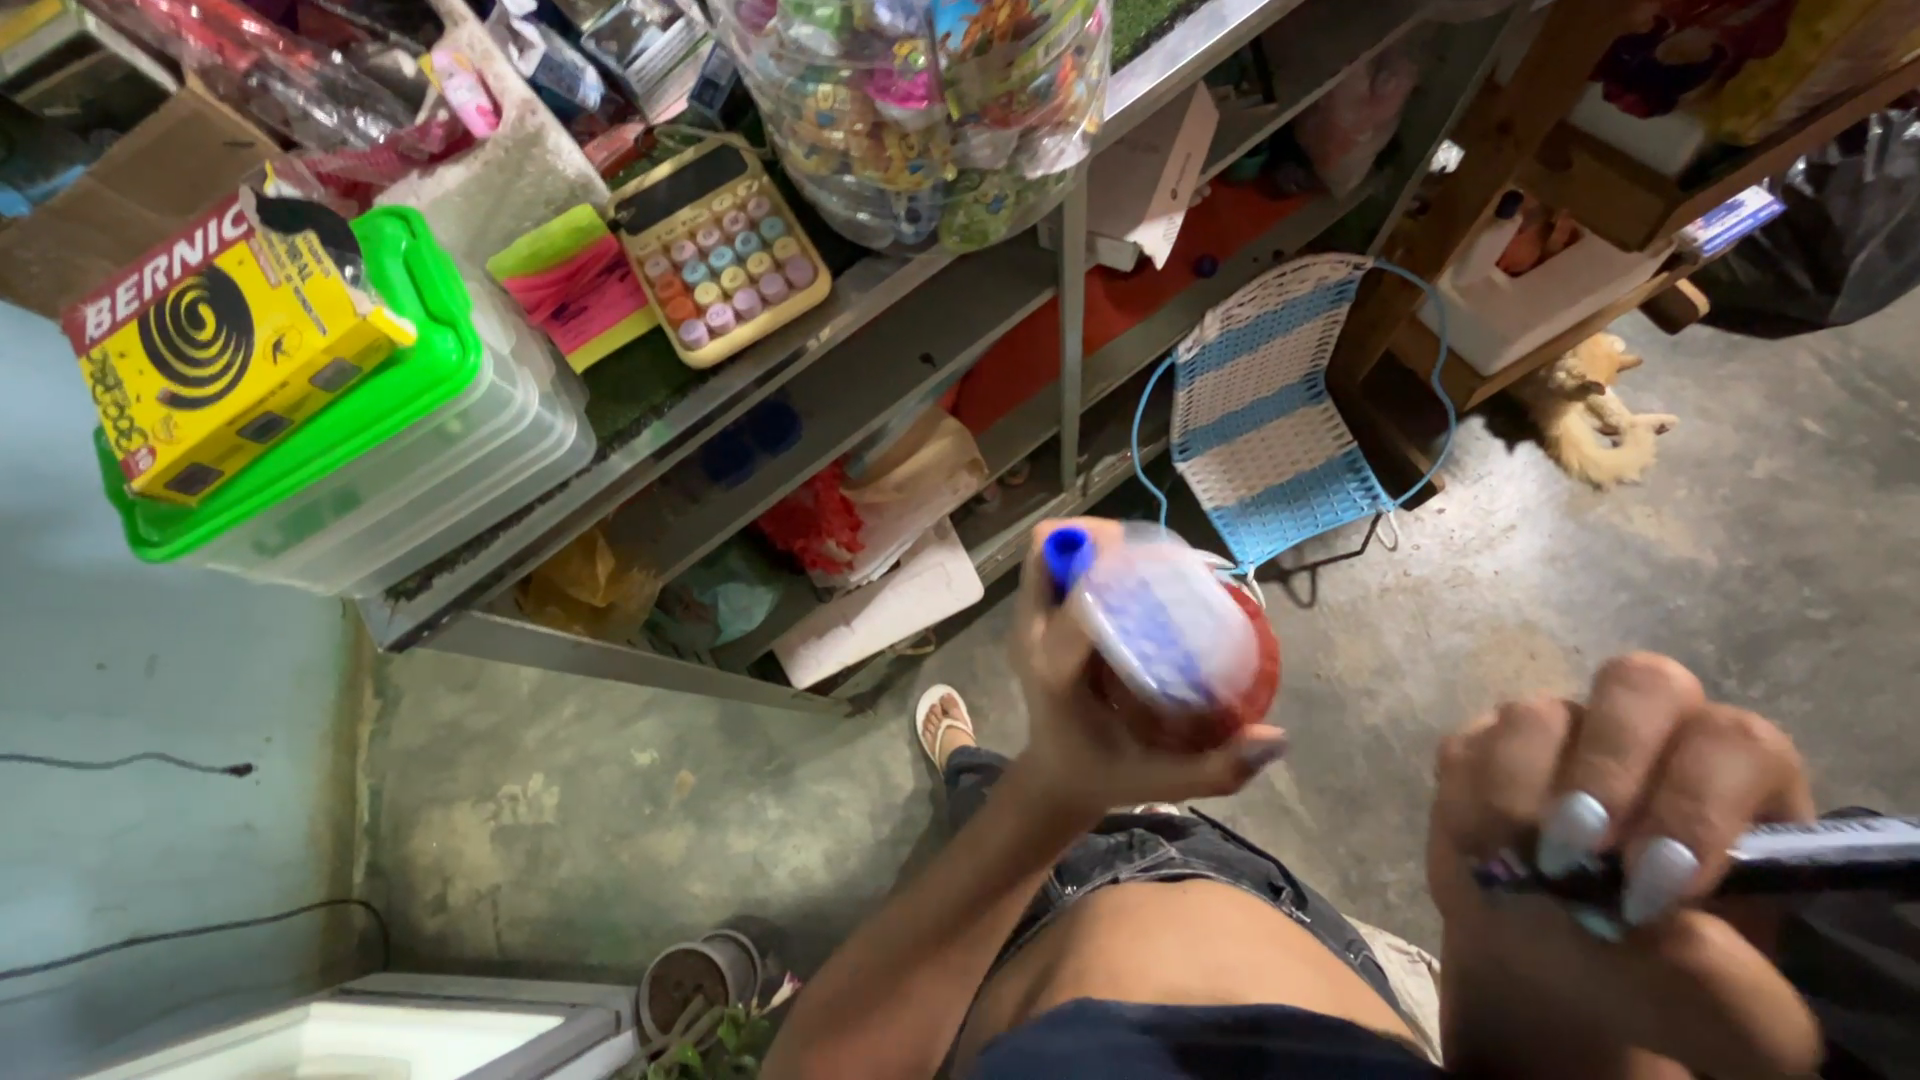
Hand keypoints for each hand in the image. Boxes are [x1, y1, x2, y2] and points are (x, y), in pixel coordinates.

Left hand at [1007, 518, 1288, 818]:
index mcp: (1055, 669)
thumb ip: (1217, 767)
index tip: (1176, 571)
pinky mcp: (1030, 617)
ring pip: (1048, 549)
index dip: (1126, 571)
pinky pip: (1053, 563)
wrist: (1052, 776)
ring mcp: (1024, 622)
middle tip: (1155, 560)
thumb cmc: (1102, 776)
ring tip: (1143, 561)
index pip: (1084, 600)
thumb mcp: (1160, 781)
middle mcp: (1030, 634)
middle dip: (1102, 539)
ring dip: (1093, 542)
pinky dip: (1086, 555)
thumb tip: (1276, 736)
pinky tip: (1127, 577)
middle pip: (1049, 549)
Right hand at [1430, 652, 1821, 1077]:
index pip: (1734, 744)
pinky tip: (1483, 858)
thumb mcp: (1729, 1015)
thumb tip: (1663, 930)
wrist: (1551, 966)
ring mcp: (1559, 730)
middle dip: (1605, 768)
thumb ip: (1726, 980)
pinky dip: (1465, 805)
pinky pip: (1464, 746)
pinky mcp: (1481, 744)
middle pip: (1641, 684)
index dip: (1692, 805)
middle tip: (1574, 851)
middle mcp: (1653, 735)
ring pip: (1535, 715)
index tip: (1652, 891)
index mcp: (1740, 784)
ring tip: (1520, 873)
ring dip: (1520, 798)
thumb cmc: (1657, 984)